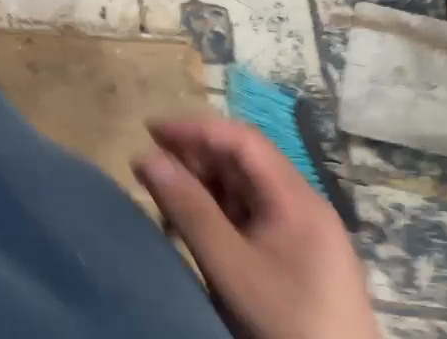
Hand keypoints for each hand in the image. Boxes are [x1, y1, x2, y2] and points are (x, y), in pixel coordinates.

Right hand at [133, 116, 377, 338]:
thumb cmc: (286, 321)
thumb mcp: (230, 265)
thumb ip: (187, 208)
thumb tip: (145, 156)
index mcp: (298, 200)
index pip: (242, 140)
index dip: (194, 128)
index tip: (149, 131)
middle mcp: (302, 207)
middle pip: (241, 161)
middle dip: (191, 157)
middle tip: (147, 168)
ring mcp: (299, 233)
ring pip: (241, 188)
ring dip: (198, 185)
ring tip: (161, 198)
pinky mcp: (292, 256)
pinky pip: (246, 215)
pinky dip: (212, 211)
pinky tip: (187, 226)